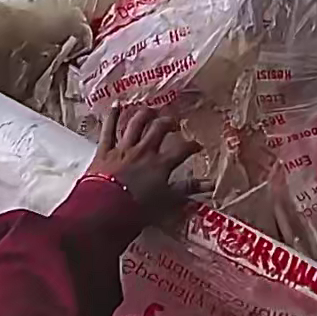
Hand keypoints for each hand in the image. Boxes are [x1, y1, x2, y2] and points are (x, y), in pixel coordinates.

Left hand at [87, 104, 202, 214]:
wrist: (105, 209)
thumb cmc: (137, 210)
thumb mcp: (166, 202)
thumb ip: (187, 190)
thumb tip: (211, 185)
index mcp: (160, 164)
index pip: (182, 150)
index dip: (192, 146)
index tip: (197, 146)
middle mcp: (143, 150)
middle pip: (159, 128)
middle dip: (169, 123)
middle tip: (174, 123)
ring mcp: (123, 148)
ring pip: (136, 123)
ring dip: (145, 114)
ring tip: (151, 110)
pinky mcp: (105, 151)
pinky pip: (109, 129)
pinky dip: (112, 116)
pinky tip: (116, 105)